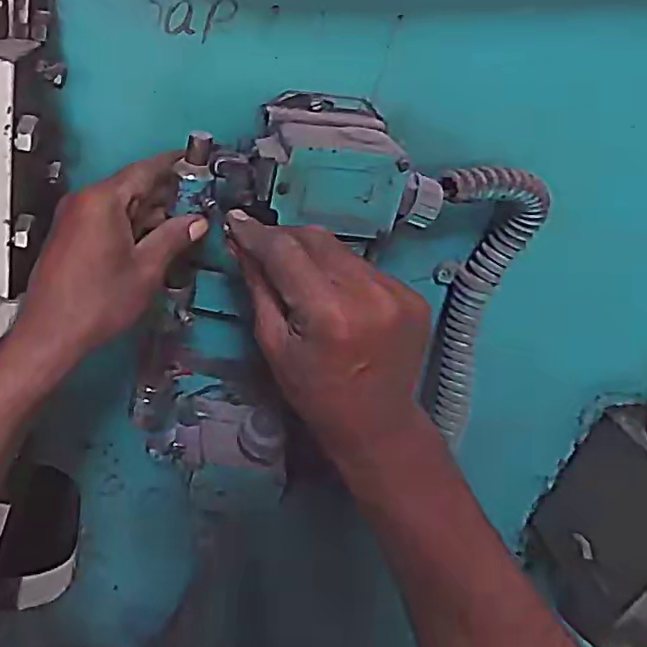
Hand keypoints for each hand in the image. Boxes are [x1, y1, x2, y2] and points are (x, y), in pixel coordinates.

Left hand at [8, 153, 207, 376]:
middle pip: (132, 185)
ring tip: (177, 230)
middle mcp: (83, 202)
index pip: (145, 169)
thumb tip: (193, 222)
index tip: (192, 163)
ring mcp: (73, 218)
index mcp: (102, 201)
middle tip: (194, 205)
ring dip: (147, 213)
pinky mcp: (70, 235)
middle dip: (164, 195)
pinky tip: (148, 243)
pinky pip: (105, 218)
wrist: (51, 334)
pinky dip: (128, 225)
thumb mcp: (147, 269)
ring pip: (119, 204)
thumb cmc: (89, 306)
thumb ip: (174, 237)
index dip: (174, 165)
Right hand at [223, 210, 433, 460]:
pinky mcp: (411, 294)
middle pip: (315, 238)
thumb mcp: (274, 345)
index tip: (235, 221)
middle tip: (261, 246)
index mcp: (328, 312)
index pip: (285, 251)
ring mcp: (396, 291)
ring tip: (297, 274)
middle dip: (283, 238)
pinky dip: (340, 270)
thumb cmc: (315, 393)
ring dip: (312, 253)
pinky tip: (332, 293)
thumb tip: (242, 245)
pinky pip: (363, 265)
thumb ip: (259, 288)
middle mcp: (367, 293)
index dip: (257, 233)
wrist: (378, 424)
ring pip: (339, 249)